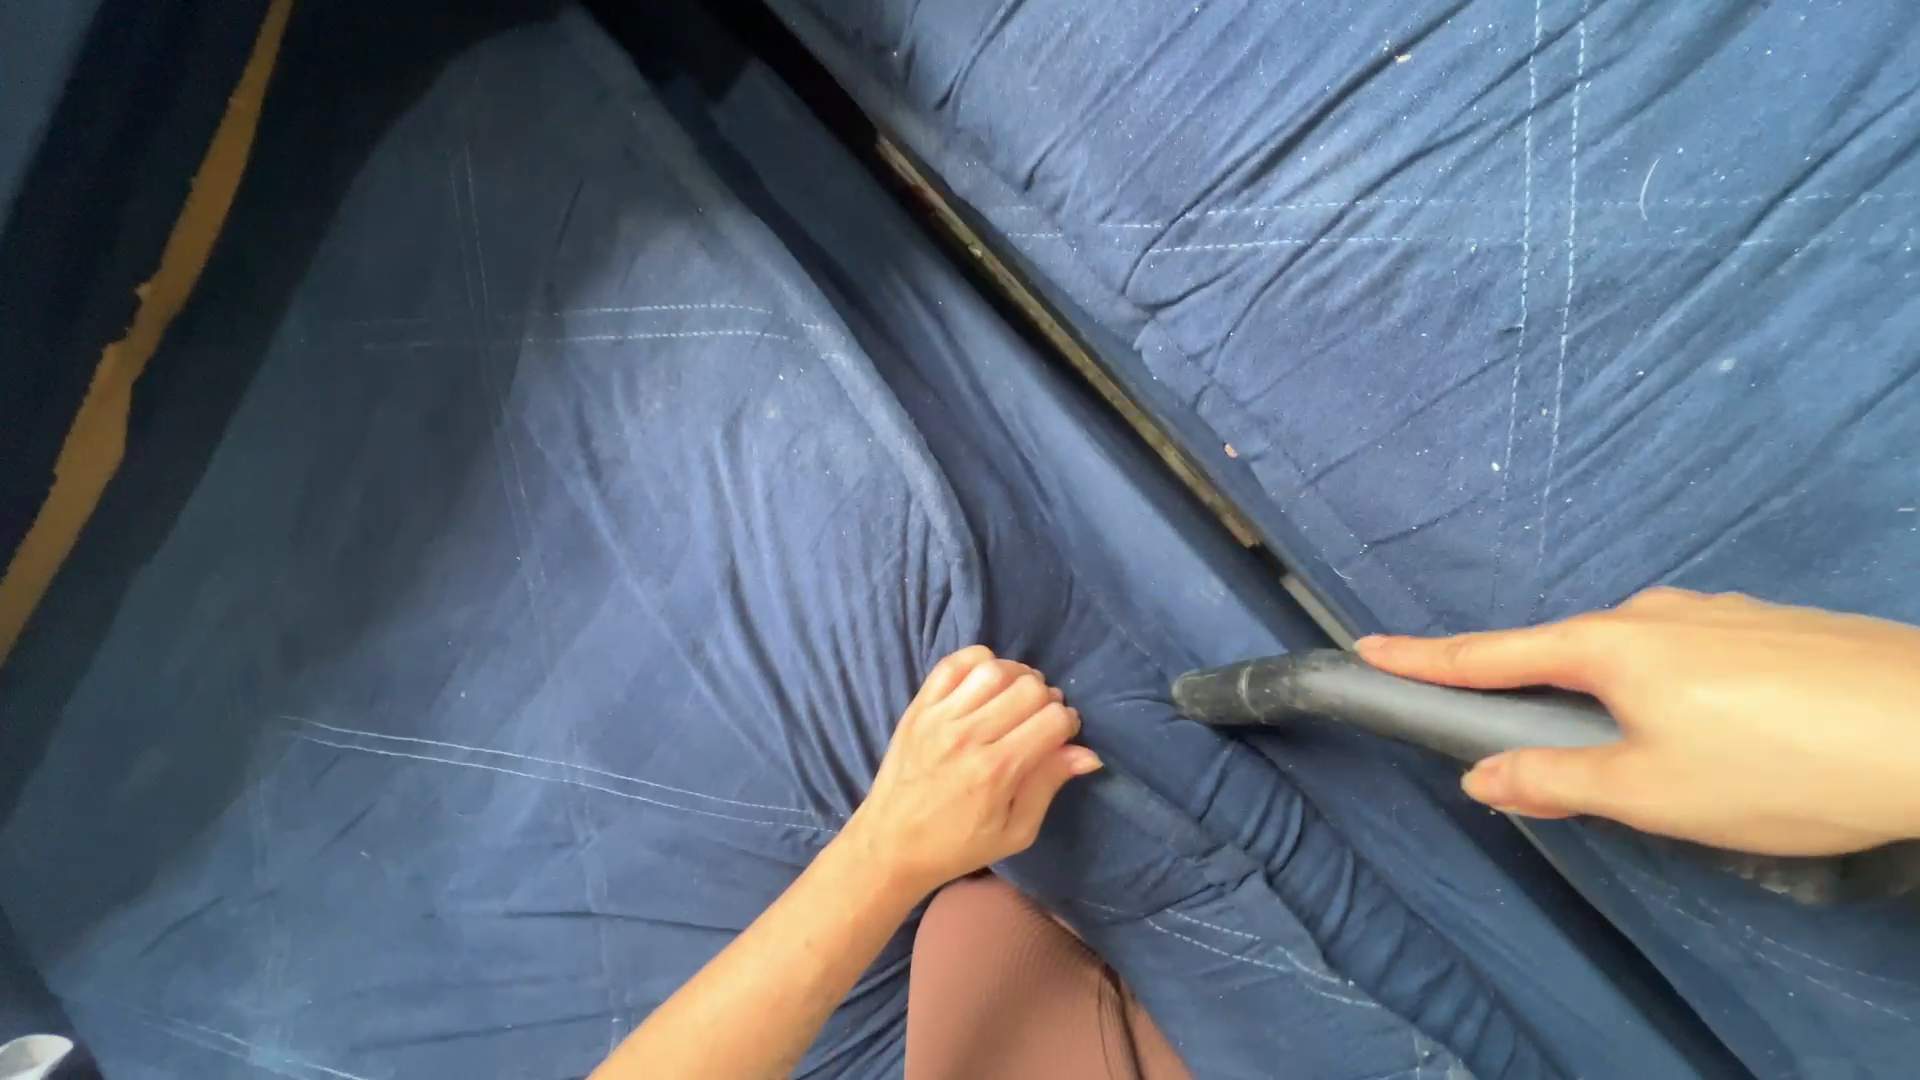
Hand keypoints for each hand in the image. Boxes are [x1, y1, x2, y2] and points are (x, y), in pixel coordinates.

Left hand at [842, 646, 1102, 896]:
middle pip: (1028, 688)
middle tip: (1041, 717)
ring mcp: (940, 716)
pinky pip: (953, 663)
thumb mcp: (1016, 831)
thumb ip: (1049, 783)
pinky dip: (978, 660)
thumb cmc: (959, 844)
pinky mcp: (919, 706)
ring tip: (1016, 696)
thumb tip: (1088, 753)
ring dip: (1016, 676)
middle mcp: (969, 736)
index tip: (1062, 735)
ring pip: (994, 669)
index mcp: (996, 771)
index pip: (1052, 720)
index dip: (1068, 723)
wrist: (891, 843)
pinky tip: (987, 681)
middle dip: (1047, 698)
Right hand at [1357, 588, 1919, 855]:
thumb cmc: (1784, 765)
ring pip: (1634, 654)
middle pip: (1562, 653)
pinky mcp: (1774, 625)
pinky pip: (1691, 652)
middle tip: (1546, 741)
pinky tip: (1735, 726)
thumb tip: (1482, 778)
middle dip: (1539, 691)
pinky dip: (1677, 685)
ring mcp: (1714, 612)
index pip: (1484, 655)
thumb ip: (1556, 780)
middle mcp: (1645, 614)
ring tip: (1667, 752)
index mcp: (1602, 648)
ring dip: (1617, 693)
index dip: (1421, 656)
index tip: (1367, 646)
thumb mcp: (1654, 794)